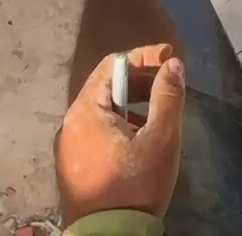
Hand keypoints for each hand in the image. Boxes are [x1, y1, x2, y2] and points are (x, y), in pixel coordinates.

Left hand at [56, 44, 187, 223]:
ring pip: (105, 108)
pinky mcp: (75, 165)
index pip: (113, 64)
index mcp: (86, 112)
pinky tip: (142, 137)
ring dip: (134, 101)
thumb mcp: (161, 138)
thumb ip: (167, 96)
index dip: (144, 56)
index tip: (171, 58)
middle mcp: (71, 124)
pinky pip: (99, 129)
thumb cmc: (135, 186)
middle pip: (108, 85)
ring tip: (160, 112)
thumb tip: (172, 63)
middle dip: (141, 79)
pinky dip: (122, 122)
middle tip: (169, 84)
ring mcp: (69, 147)